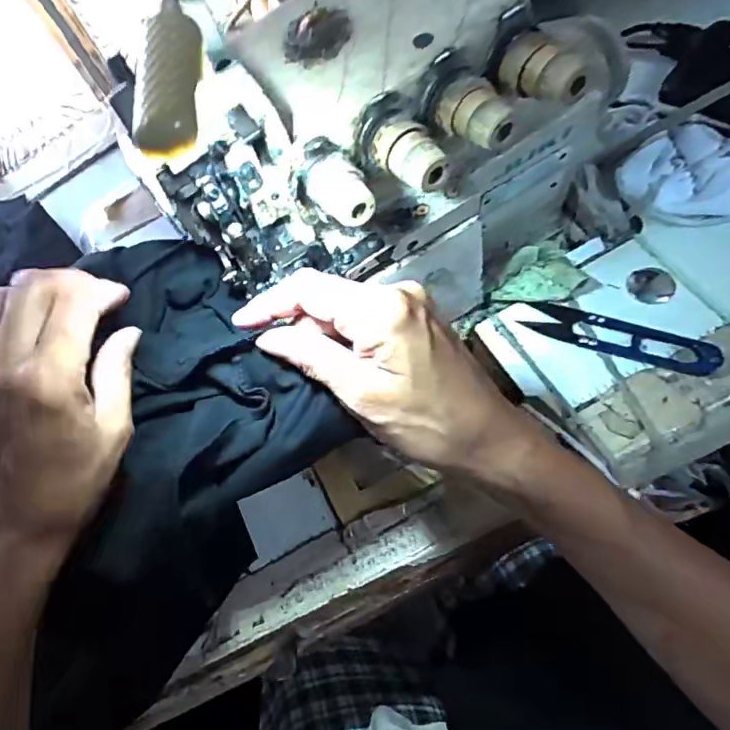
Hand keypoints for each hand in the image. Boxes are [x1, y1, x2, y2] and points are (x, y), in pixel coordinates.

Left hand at [0, 269, 141, 577]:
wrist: (16, 524)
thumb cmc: (75, 484)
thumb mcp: (114, 431)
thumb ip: (118, 370)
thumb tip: (127, 329)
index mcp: (50, 377)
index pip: (72, 300)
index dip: (102, 288)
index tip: (121, 297)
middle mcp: (7, 363)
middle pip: (33, 285)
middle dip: (71, 279)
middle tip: (96, 295)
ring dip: (36, 288)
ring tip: (63, 304)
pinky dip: (6, 309)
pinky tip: (28, 326)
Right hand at [232, 270, 547, 486]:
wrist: (488, 439)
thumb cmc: (426, 424)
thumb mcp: (360, 394)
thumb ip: (311, 357)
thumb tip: (270, 337)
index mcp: (382, 308)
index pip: (309, 290)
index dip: (269, 304)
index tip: (241, 324)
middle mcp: (396, 292)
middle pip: (325, 294)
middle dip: (292, 319)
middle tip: (270, 352)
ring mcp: (408, 301)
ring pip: (341, 306)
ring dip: (316, 330)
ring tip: (302, 363)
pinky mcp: (413, 316)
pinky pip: (361, 314)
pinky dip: (339, 333)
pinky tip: (332, 358)